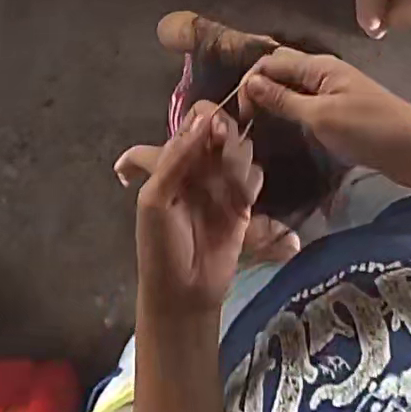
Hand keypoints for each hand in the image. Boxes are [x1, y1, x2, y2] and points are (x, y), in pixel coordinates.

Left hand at [132, 102, 261, 317]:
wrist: (183, 294)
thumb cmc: (160, 245)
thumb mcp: (155, 199)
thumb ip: (176, 157)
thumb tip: (205, 118)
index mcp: (173, 156)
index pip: (196, 118)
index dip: (209, 118)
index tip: (215, 134)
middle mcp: (199, 162)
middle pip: (225, 126)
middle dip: (227, 139)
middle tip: (221, 161)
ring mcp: (222, 181)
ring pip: (243, 148)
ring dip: (238, 164)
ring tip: (228, 192)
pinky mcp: (242, 201)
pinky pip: (255, 175)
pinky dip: (250, 184)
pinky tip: (241, 203)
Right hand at [242, 49, 410, 177]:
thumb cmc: (368, 130)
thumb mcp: (320, 117)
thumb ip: (283, 99)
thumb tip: (249, 82)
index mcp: (318, 65)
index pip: (270, 62)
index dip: (250, 82)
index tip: (242, 114)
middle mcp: (324, 70)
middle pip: (281, 68)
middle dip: (259, 85)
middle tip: (248, 117)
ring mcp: (334, 89)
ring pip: (294, 85)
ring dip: (274, 97)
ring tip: (259, 121)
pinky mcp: (341, 108)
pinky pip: (307, 100)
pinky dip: (291, 108)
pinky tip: (285, 125)